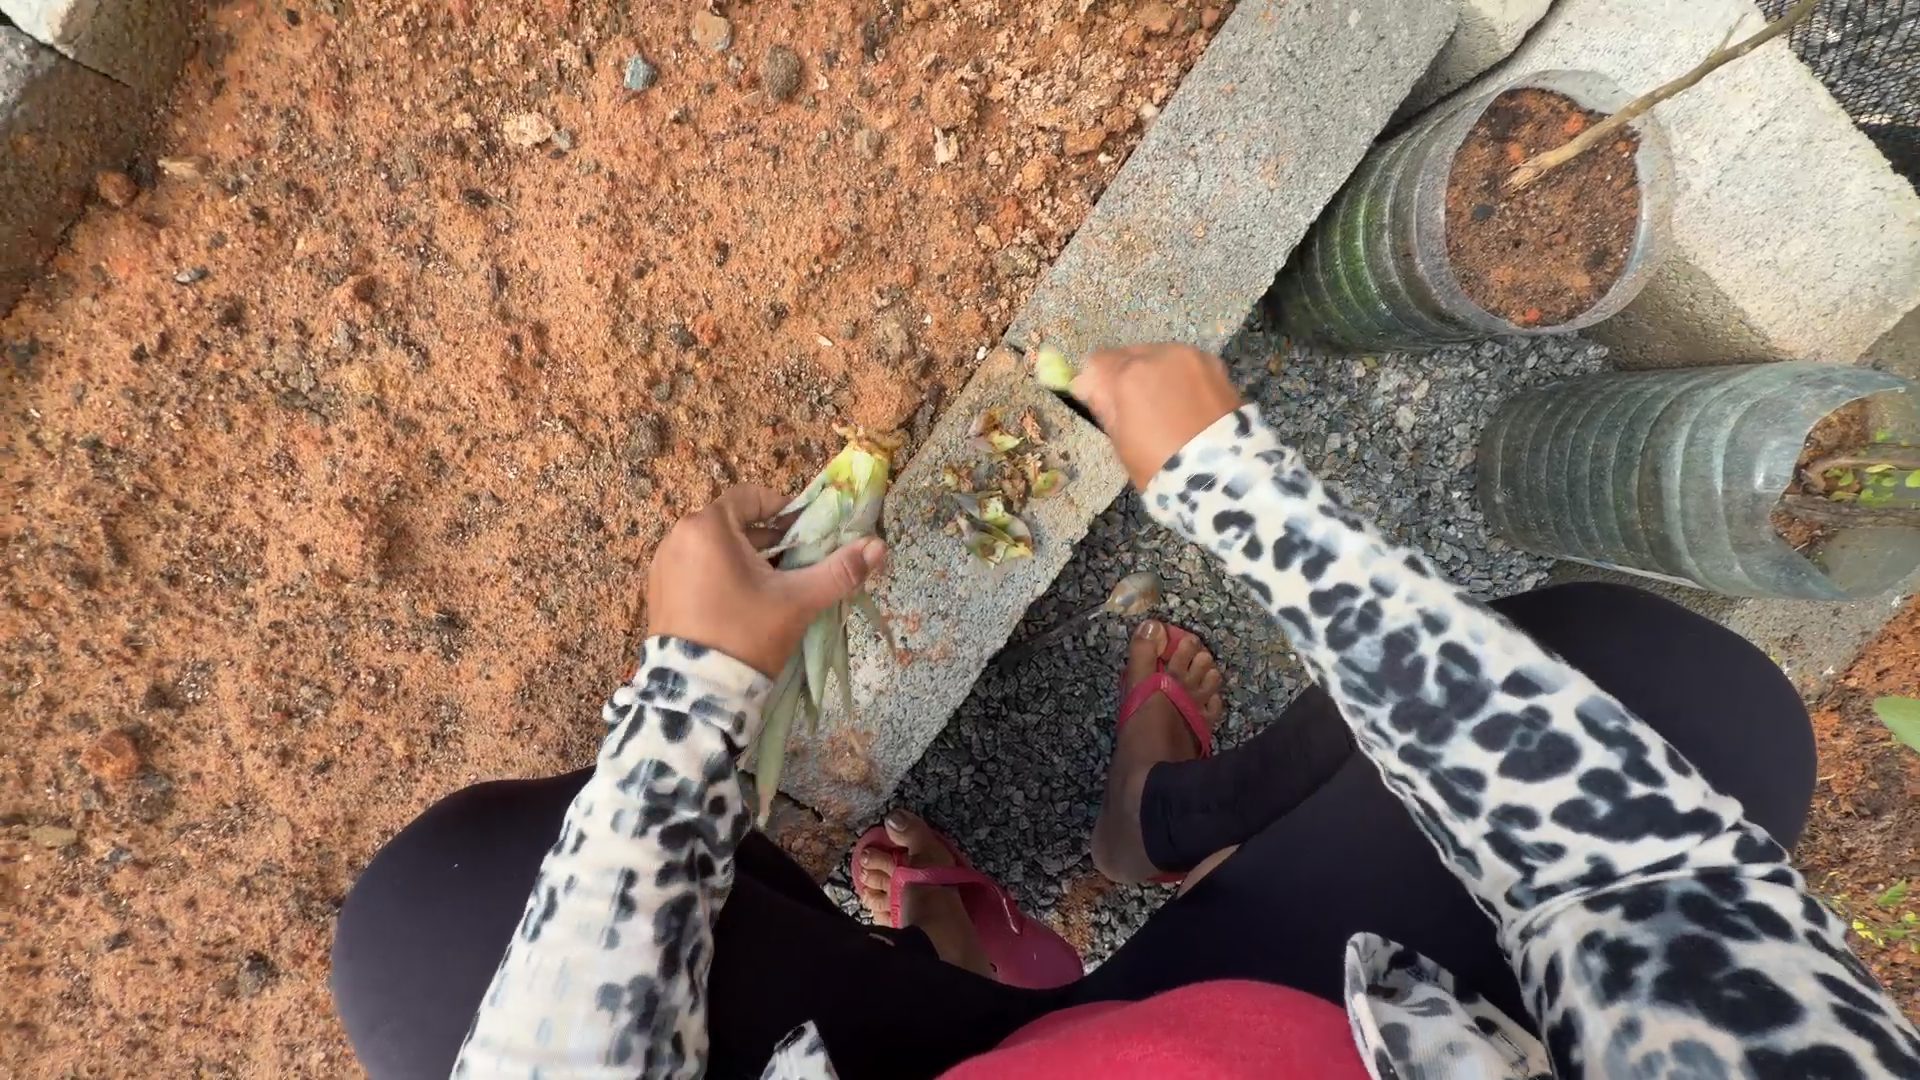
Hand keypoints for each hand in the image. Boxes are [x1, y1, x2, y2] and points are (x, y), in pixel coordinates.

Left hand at [646, 485, 886, 676]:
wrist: (697, 692)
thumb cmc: (747, 635)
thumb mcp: (798, 600)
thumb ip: (840, 570)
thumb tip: (879, 546)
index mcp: (708, 527)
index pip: (752, 496)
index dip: (784, 510)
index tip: (806, 533)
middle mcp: (678, 536)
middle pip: (734, 521)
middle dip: (769, 537)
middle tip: (797, 562)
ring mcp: (663, 564)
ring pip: (716, 545)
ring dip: (747, 555)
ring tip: (774, 583)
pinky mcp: (659, 589)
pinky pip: (697, 566)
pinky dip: (722, 572)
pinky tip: (743, 601)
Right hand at [1070, 344, 1244, 489]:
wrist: (1221, 473)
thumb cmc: (1161, 465)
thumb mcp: (1120, 442)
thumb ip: (1106, 407)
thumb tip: (1094, 388)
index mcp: (1127, 375)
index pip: (1096, 362)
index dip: (1095, 382)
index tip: (1100, 402)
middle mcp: (1157, 355)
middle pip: (1128, 355)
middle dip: (1125, 375)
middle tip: (1133, 408)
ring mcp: (1189, 356)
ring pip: (1157, 356)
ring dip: (1153, 374)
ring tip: (1164, 407)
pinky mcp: (1214, 364)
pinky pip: (1183, 364)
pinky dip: (1178, 378)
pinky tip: (1185, 404)